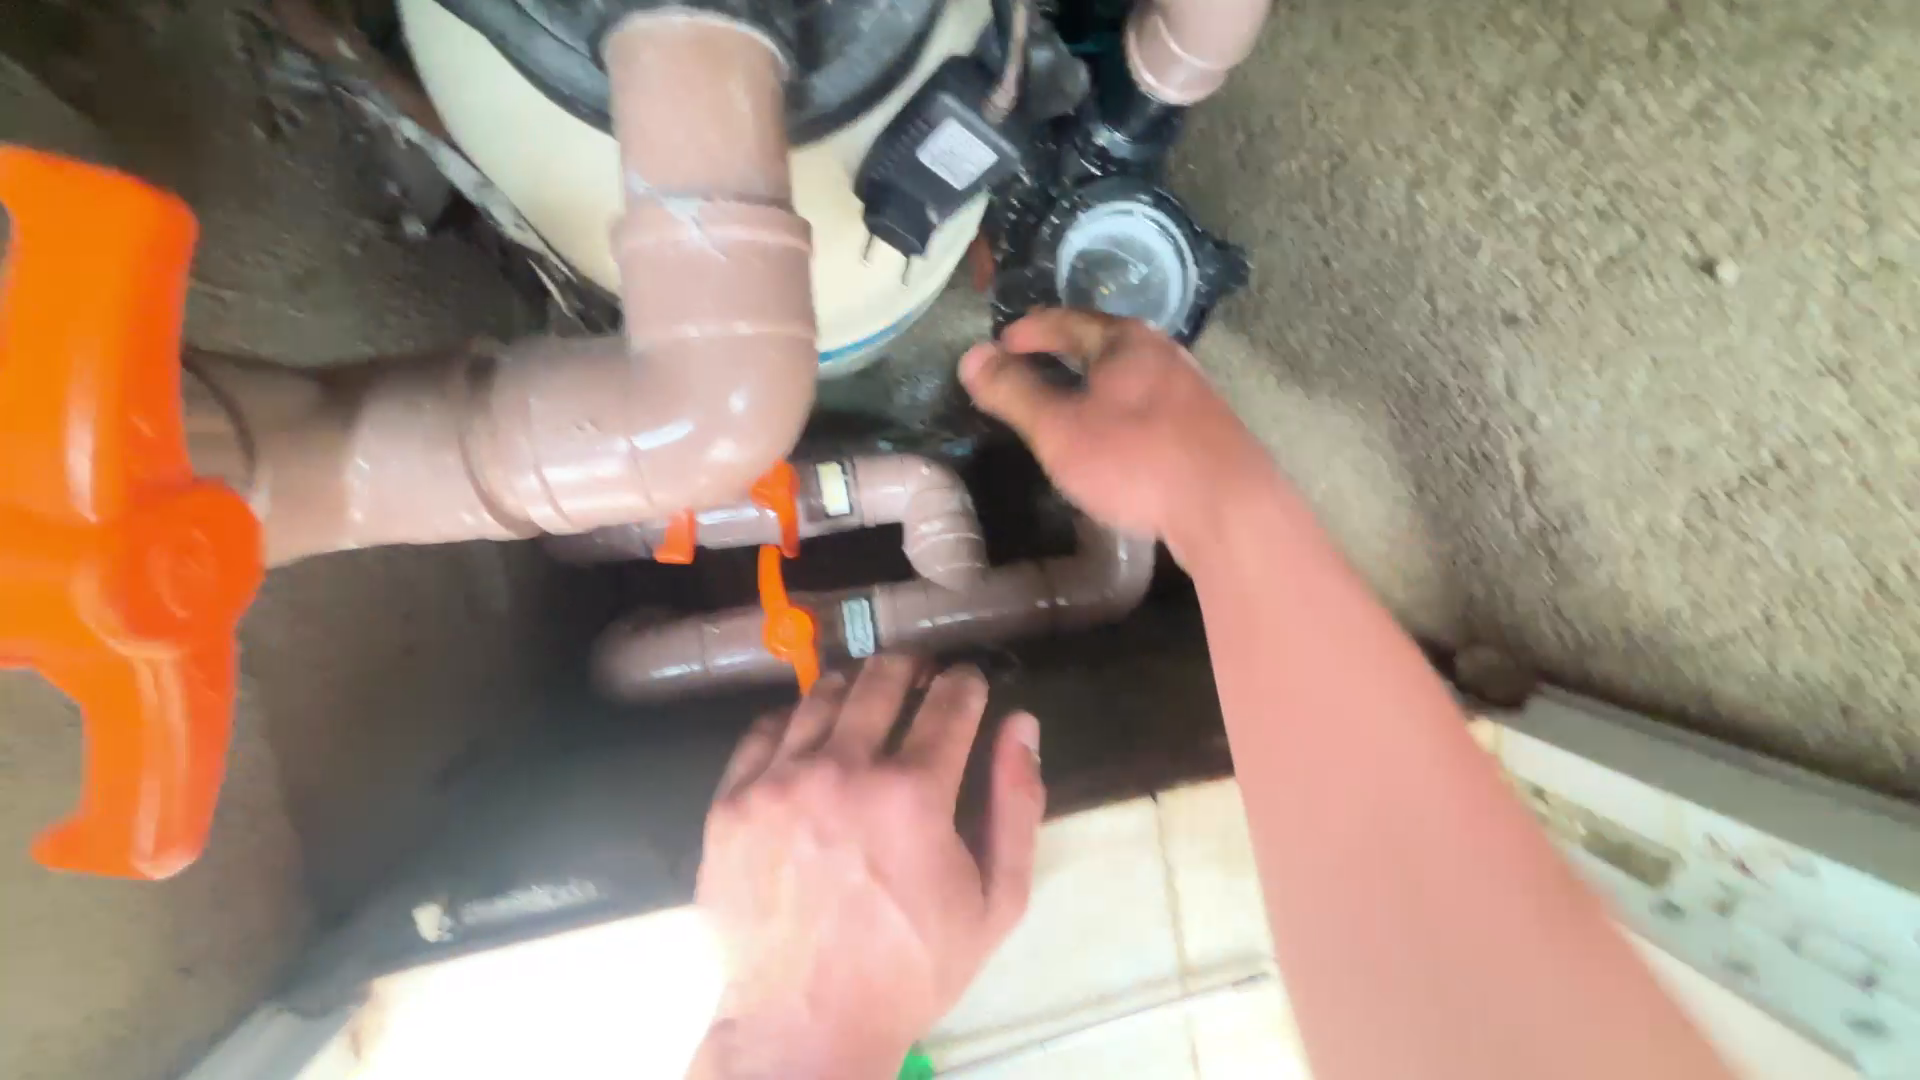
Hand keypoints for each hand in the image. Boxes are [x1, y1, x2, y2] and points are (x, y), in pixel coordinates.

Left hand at [690, 656, 1046, 1079]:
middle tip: (920, 678)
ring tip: (868, 702)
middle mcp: (843, 770)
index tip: (968, 684)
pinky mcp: (732, 803)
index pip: (950, 700)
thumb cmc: (911, 967)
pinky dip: (797, 720)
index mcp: (913, 792)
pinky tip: (811, 736)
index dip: (966, 683)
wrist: (803, 1028)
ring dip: (857, 687)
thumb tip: (1021, 725)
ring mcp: (780, 782)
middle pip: (883, 678)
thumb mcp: (996, 901)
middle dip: (913, 668)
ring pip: (824, 694)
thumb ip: (1016, 805)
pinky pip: (767, 730)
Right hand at [960, 309, 1274, 563]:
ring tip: (1068, 401)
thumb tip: (971, 357)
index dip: (1030, 331)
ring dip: (1094, 382)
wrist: (1227, 507)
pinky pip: (1147, 404)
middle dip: (1064, 352)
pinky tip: (1115, 436)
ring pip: (1128, 375)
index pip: (1067, 320)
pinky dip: (1118, 408)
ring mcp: (1189, 390)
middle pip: (1102, 343)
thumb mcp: (1059, 429)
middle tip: (1031, 366)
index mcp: (1126, 342)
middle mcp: (1162, 354)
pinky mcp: (1203, 426)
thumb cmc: (1135, 460)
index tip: (1002, 342)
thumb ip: (1014, 393)